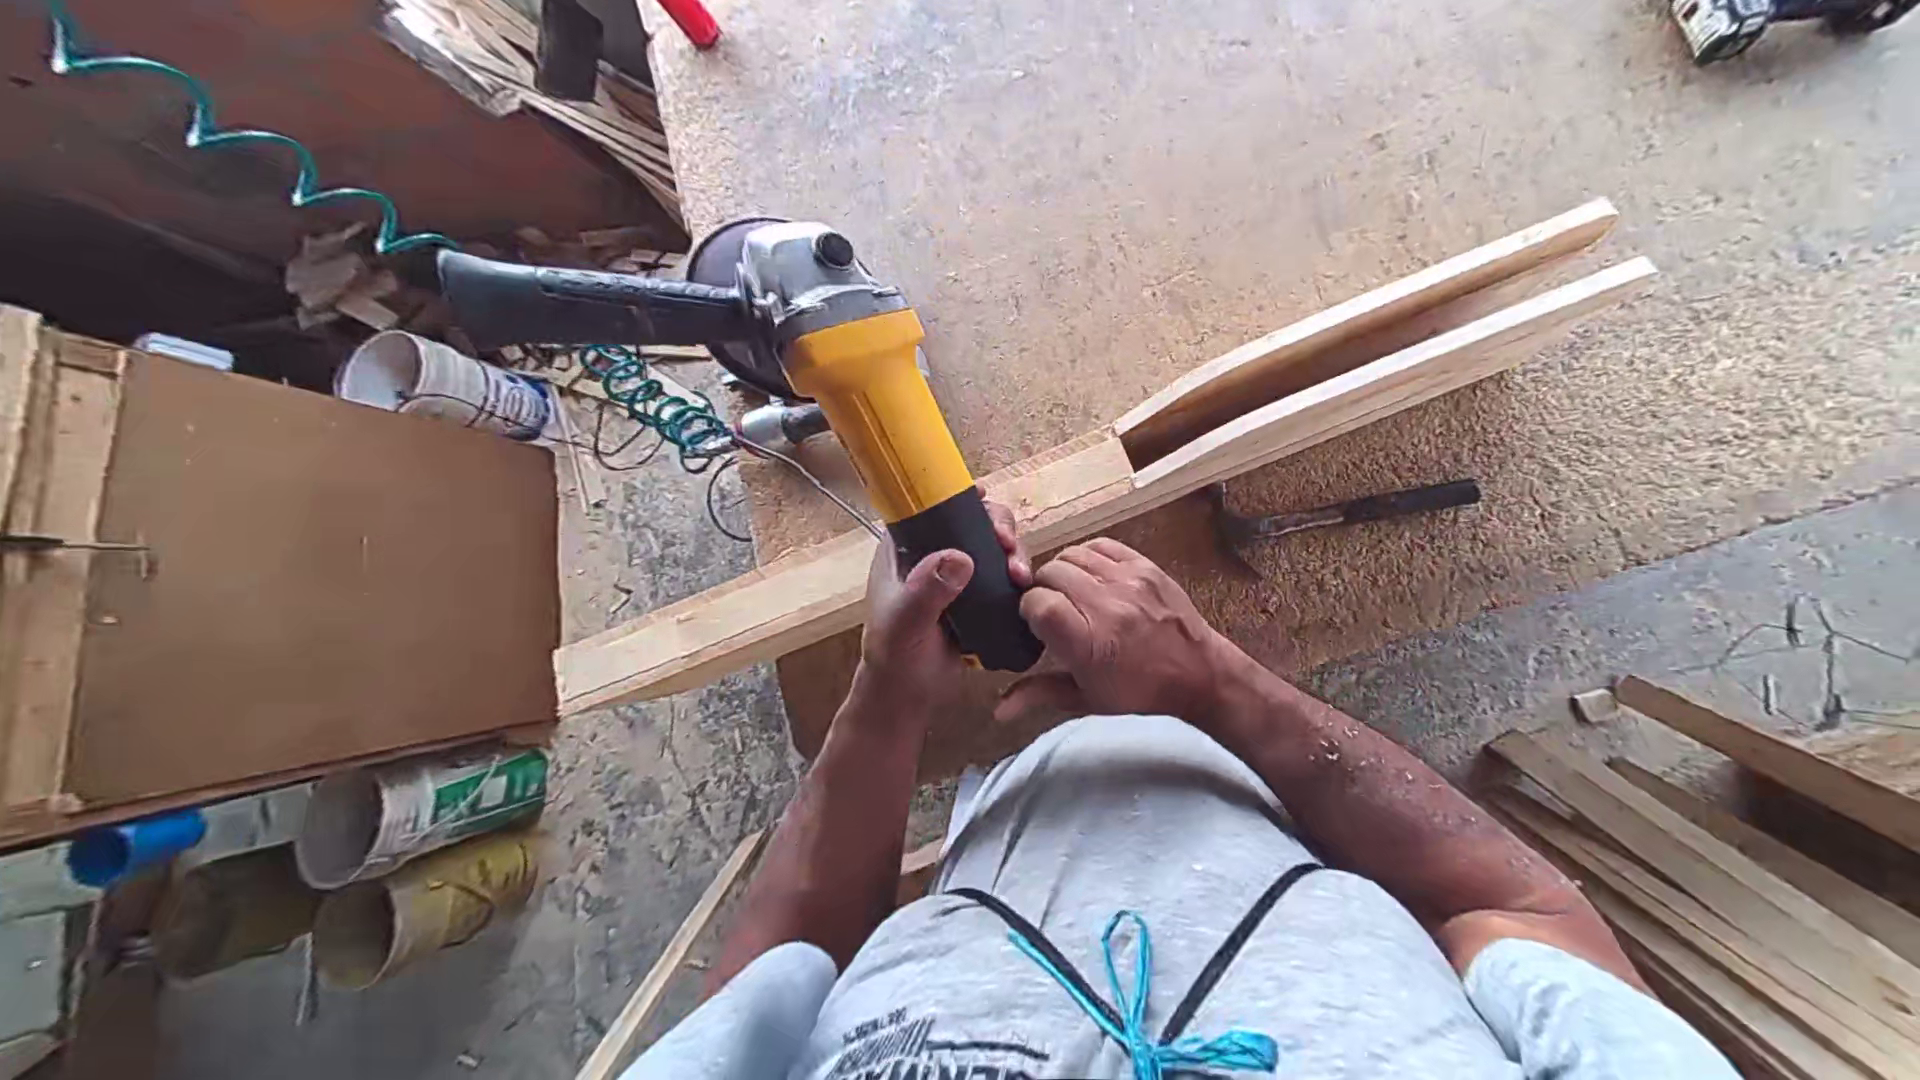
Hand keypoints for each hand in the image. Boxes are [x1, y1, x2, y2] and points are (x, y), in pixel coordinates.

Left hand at [856, 494, 1030, 710]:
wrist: (908, 695)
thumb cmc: (894, 656)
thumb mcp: (904, 623)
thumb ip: (925, 592)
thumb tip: (959, 557)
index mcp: (905, 548)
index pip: (932, 507)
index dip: (959, 498)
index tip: (983, 501)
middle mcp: (933, 553)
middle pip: (973, 521)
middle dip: (997, 526)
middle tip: (1007, 544)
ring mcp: (959, 575)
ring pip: (993, 547)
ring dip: (1013, 552)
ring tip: (1019, 575)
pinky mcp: (981, 596)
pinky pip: (1004, 574)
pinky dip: (1018, 575)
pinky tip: (1025, 587)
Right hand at [993, 537, 1252, 727]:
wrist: (1200, 675)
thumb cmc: (1138, 693)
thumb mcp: (1086, 699)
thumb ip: (1038, 694)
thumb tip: (997, 710)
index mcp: (1088, 642)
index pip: (1037, 603)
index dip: (1029, 610)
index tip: (1036, 623)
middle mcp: (1106, 606)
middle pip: (1051, 572)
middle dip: (1043, 588)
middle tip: (1053, 607)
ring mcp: (1128, 581)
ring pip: (1073, 554)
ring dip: (1063, 571)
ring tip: (1071, 591)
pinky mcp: (1145, 567)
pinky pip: (1101, 545)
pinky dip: (1088, 556)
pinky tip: (1090, 575)